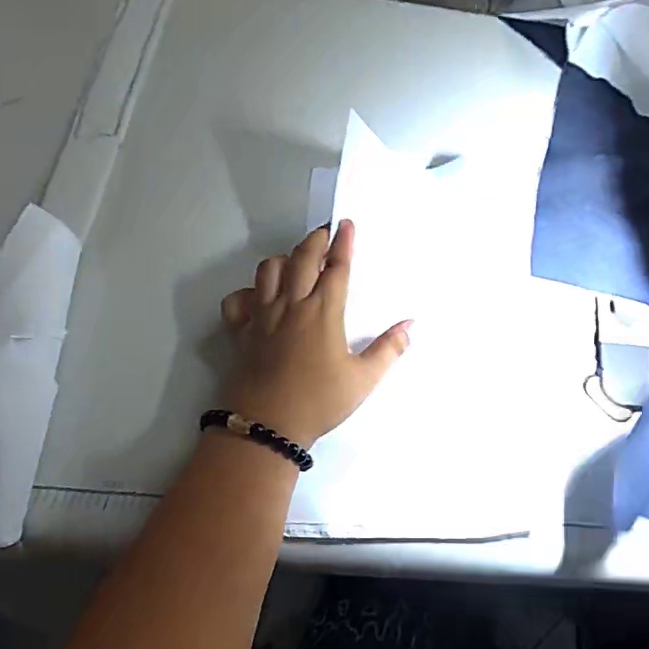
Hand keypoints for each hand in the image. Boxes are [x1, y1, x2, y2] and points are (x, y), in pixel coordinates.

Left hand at [217, 220, 410, 445]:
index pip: (336, 268)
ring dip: (283, 259)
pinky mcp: (242, 333)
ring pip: (267, 271)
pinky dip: (249, 293)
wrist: (268, 424)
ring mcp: (262, 317)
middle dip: (314, 240)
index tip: (347, 224)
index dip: (344, 244)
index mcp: (323, 312)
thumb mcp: (363, 379)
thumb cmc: (320, 401)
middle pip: (301, 259)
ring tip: (295, 263)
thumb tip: (410, 326)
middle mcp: (291, 305)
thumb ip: (388, 350)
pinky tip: (260, 299)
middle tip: (324, 233)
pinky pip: (239, 301)